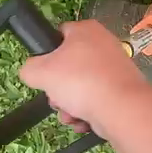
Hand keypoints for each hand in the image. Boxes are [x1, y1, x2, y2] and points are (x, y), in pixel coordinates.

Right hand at [18, 19, 151, 139]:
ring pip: (82, 87)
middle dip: (58, 89)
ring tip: (70, 116)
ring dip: (70, 106)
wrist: (121, 108)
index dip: (47, 55)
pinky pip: (97, 99)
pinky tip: (84, 122)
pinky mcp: (122, 90)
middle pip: (69, 67)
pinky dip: (88, 113)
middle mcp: (103, 44)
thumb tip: (31, 72)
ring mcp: (115, 68)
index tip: (44, 73)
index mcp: (85, 30)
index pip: (58, 35)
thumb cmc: (80, 81)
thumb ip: (29, 69)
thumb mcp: (40, 72)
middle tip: (56, 100)